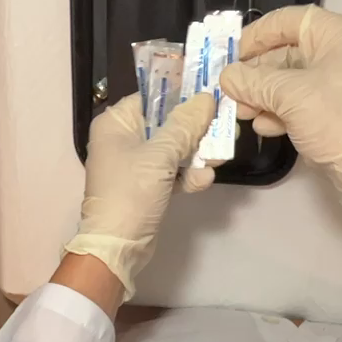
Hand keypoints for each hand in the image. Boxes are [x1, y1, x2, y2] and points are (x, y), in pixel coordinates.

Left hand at [63, 92, 217, 296]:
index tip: (211, 94)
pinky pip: (172, 173)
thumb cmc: (131, 194)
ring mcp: (136, 166)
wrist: (117, 248)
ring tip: (219, 157)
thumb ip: (185, 126)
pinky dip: (188, 176)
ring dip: (197, 154)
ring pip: (173, 149)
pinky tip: (204, 181)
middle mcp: (124, 140)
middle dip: (196, 129)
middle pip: (167, 123)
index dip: (182, 95)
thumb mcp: (160, 156)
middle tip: (225, 127)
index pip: (153, 97)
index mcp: (116, 123)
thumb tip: (205, 99)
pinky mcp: (147, 188)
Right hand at [219, 6, 341, 222]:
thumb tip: (226, 77)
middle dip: (255, 74)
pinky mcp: (327, 112)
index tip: (231, 54)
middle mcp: (334, 53)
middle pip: (284, 54)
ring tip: (240, 112)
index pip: (288, 21)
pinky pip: (295, 105)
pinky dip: (276, 113)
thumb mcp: (290, 95)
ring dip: (261, 96)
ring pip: (286, 82)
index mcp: (333, 34)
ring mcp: (331, 84)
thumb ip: (253, 82)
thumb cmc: (334, 118)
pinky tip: (262, 126)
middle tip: (229, 90)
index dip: (257, 35)